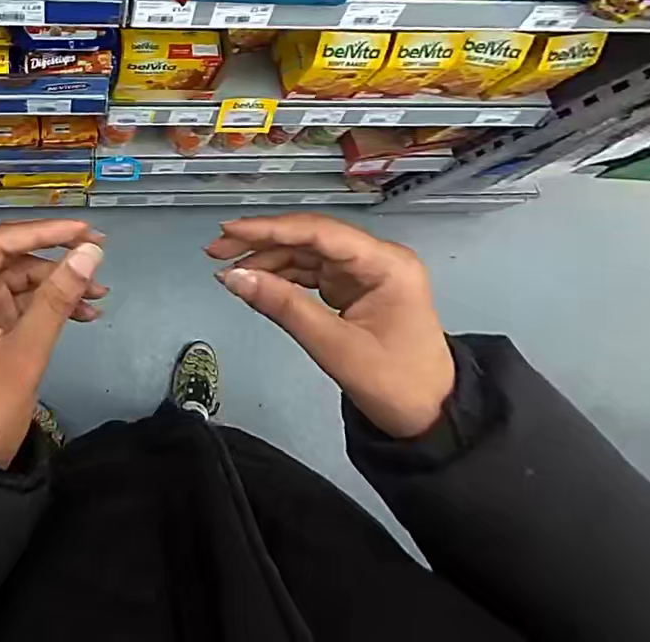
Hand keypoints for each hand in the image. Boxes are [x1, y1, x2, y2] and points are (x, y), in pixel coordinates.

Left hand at [0, 219, 107, 468]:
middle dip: (57, 254)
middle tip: (98, 251)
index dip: (42, 232)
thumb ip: (56, 300)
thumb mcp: (25, 354)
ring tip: (99, 294)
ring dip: (62, 282)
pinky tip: (86, 313)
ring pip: (26, 277)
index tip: (82, 232)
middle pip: (14, 256)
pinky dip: (57, 303)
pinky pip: (30, 300)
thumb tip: (89, 253)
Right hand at [205, 213, 453, 437]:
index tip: (230, 230)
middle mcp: (374, 258)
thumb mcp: (336, 348)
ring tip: (227, 268)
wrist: (432, 420)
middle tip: (216, 249)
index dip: (270, 229)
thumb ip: (283, 307)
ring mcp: (362, 271)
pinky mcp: (351, 286)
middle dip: (261, 241)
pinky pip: (308, 271)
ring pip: (304, 252)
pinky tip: (254, 281)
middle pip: (308, 237)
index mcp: (386, 264)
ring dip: (265, 258)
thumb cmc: (397, 385)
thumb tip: (234, 277)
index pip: (318, 233)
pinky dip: (279, 275)